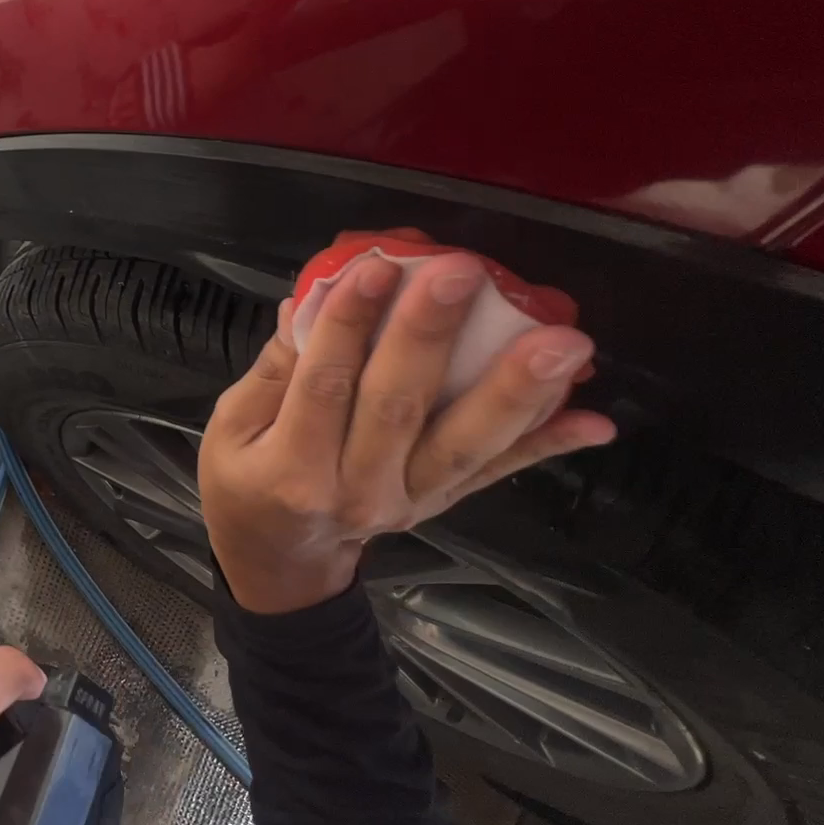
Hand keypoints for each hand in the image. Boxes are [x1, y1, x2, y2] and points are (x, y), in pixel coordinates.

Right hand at [198, 251, 616, 613]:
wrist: (275, 556)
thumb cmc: (240, 481)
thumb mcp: (230, 427)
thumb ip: (273, 372)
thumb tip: (310, 305)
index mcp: (291, 468)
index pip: (323, 387)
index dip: (349, 326)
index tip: (375, 267)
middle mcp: (354, 488)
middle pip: (397, 408)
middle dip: (430, 335)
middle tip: (461, 273)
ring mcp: (406, 501)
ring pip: (462, 444)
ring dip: (515, 391)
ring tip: (564, 342)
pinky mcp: (439, 505)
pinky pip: (491, 474)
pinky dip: (542, 446)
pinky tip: (593, 421)